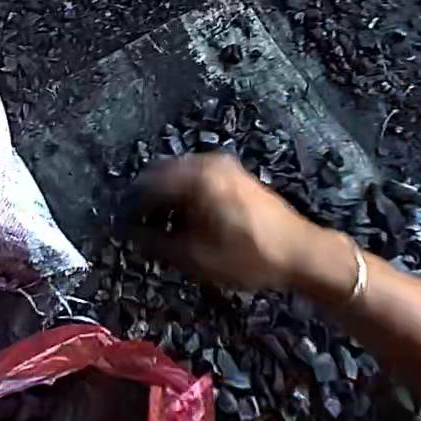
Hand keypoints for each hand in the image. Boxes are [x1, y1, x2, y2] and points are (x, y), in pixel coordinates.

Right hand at [132, 154, 339, 293]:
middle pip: (162, 174)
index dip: (130, 206)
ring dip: (166, 196)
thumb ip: (158, 243)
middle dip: (147, 199)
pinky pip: (197, 177)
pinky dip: (184, 194)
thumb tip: (132, 236)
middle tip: (136, 227)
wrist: (301, 252)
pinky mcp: (234, 174)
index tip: (119, 225)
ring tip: (159, 227)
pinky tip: (185, 219)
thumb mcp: (198, 257)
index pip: (148, 184)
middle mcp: (209, 162)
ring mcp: (224, 165)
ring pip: (179, 175)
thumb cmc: (250, 256)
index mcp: (197, 177)